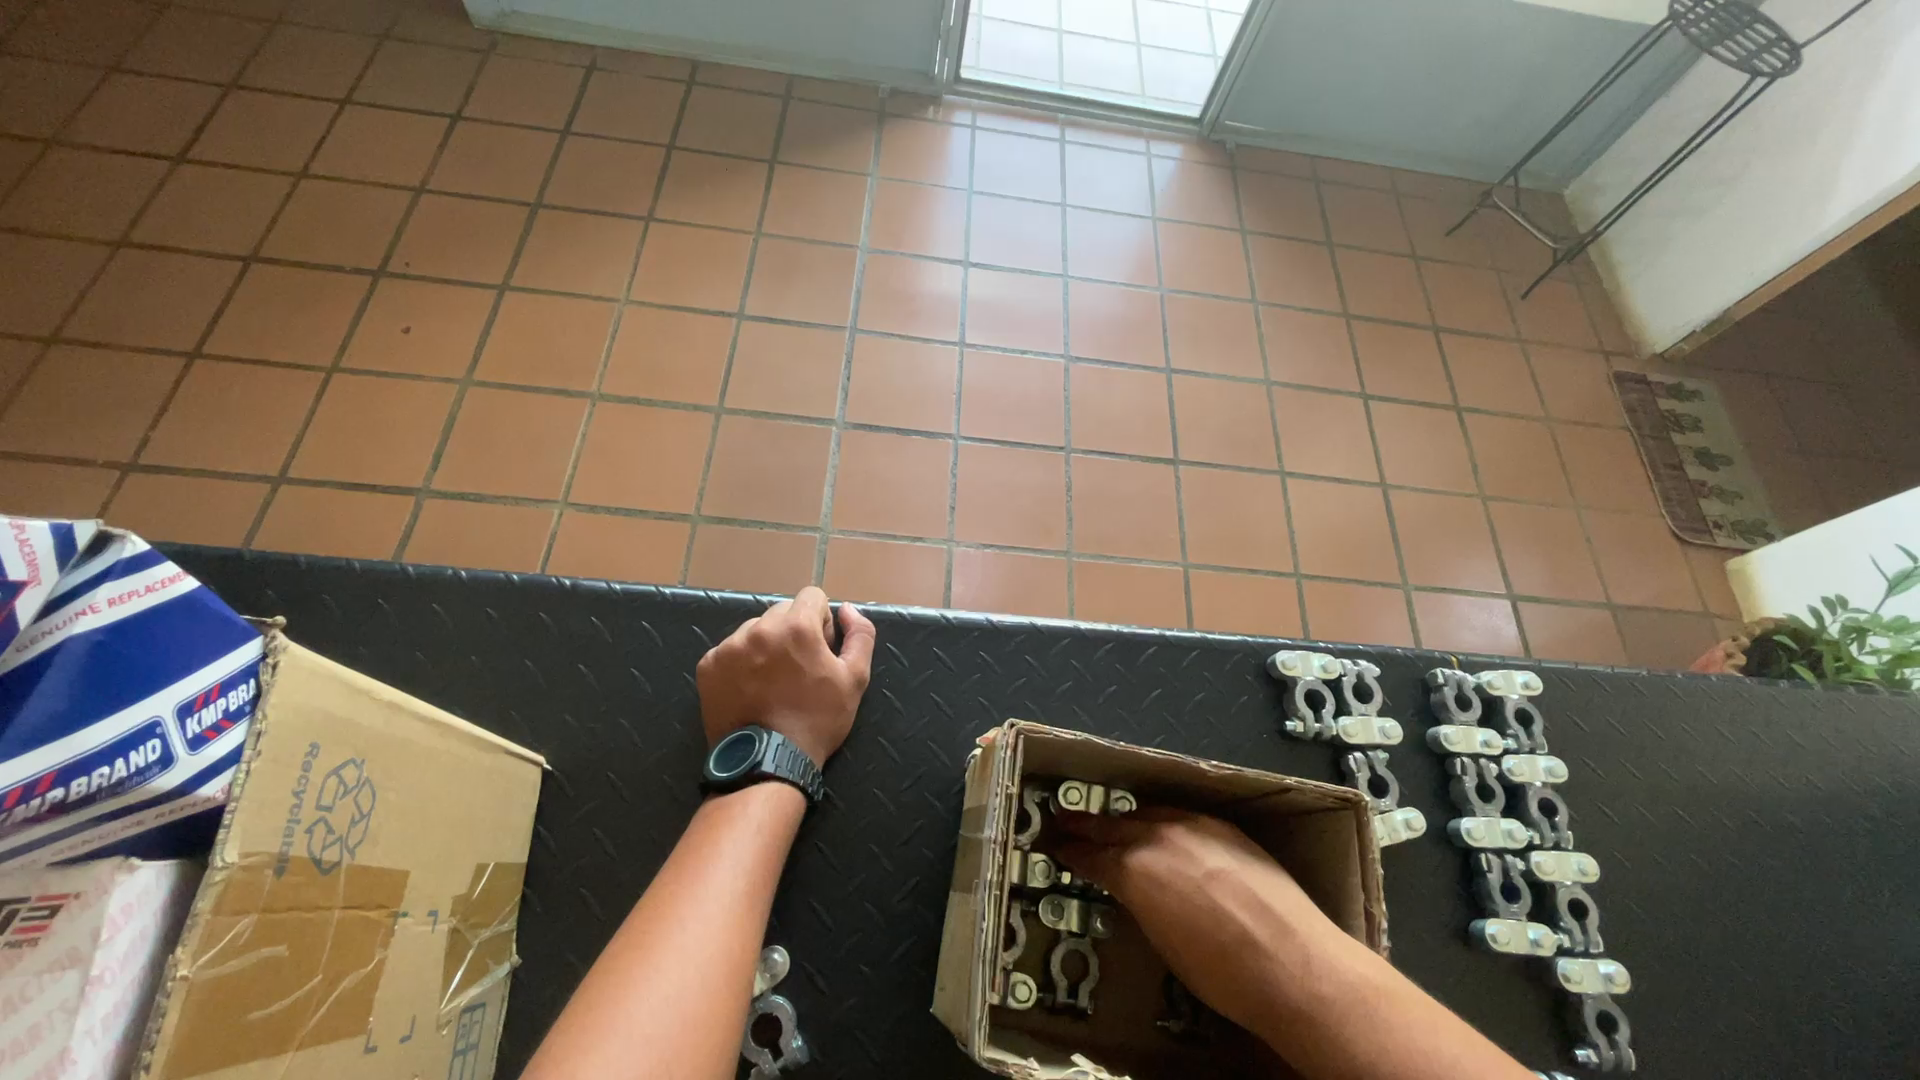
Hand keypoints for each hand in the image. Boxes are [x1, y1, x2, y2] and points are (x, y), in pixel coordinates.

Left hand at [695, 586, 876, 765]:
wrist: (767, 761)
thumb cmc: (818, 720)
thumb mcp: (855, 680)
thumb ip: (860, 635)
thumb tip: (847, 609)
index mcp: (796, 626)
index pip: (813, 596)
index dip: (822, 621)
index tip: (821, 649)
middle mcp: (759, 628)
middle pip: (782, 612)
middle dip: (794, 631)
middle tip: (799, 669)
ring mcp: (729, 646)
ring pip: (755, 630)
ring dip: (766, 645)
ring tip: (772, 682)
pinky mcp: (708, 665)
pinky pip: (730, 651)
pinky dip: (741, 664)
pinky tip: (750, 690)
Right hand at [1053, 808, 1342, 1034]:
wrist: (1293, 963)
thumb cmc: (1222, 973)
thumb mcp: (1161, 941)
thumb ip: (1140, 903)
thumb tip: (1135, 892)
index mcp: (1131, 871)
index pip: (1088, 855)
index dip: (1068, 851)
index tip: (1054, 846)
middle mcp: (1156, 838)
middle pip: (1110, 826)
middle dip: (1084, 826)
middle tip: (1064, 822)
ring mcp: (1192, 827)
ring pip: (1145, 814)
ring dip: (1123, 820)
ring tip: (1109, 823)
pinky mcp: (1224, 827)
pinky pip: (1180, 816)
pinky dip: (1161, 820)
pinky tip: (1161, 828)